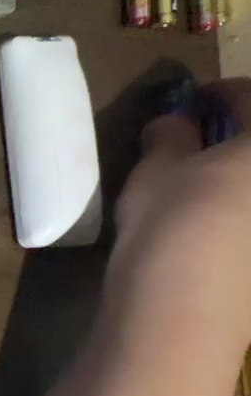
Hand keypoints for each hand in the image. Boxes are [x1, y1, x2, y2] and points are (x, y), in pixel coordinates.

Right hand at [109, 78, 250, 356]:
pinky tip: (230, 219)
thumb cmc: (172, 223)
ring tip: (220, 182)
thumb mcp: (154, 174)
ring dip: (241, 173)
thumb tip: (175, 122)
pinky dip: (244, 207)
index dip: (223, 93)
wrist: (193, 302)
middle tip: (213, 140)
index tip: (197, 100)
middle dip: (243, 133)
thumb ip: (168, 139)